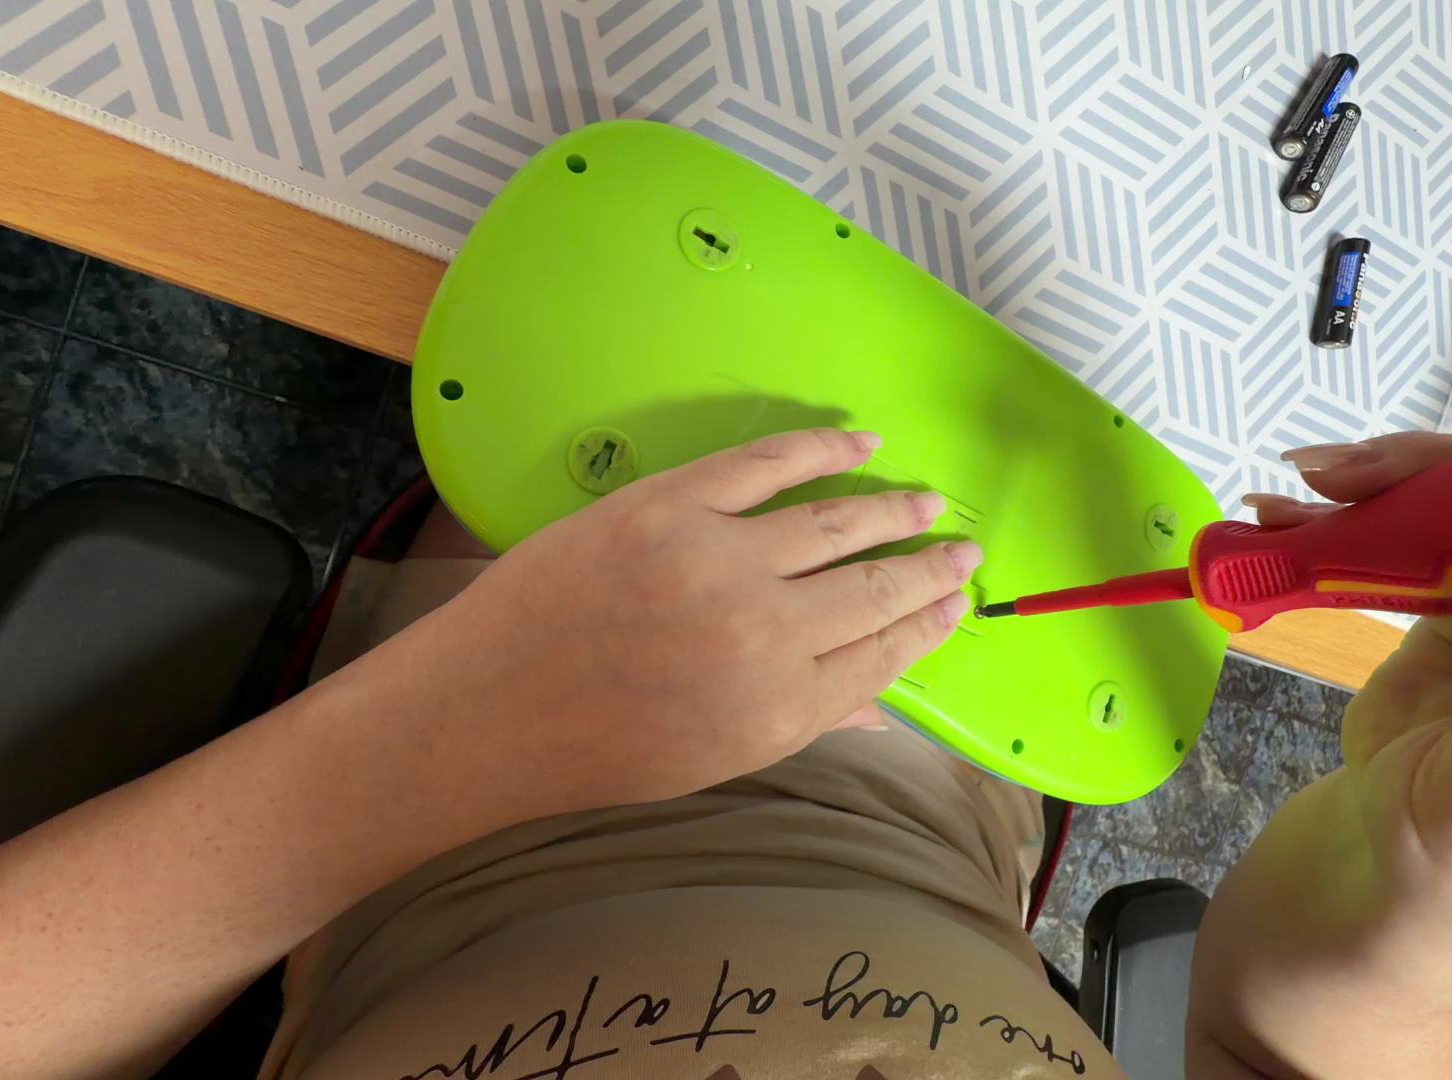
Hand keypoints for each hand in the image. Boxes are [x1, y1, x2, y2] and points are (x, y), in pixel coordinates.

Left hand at [344, 427, 977, 816]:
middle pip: (878, 589)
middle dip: (932, 570)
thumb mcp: (716, 758)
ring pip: (840, 523)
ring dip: (897, 512)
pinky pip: (771, 463)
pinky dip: (825, 447)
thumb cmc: (600, 747)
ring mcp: (720, 562)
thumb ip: (807, 722)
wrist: (486, 711)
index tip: (955, 603)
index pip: (885, 655)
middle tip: (964, 551)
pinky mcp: (671, 505)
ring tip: (930, 504)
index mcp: (782, 709)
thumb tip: (884, 711)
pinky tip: (863, 442)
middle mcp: (768, 636)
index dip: (927, 625)